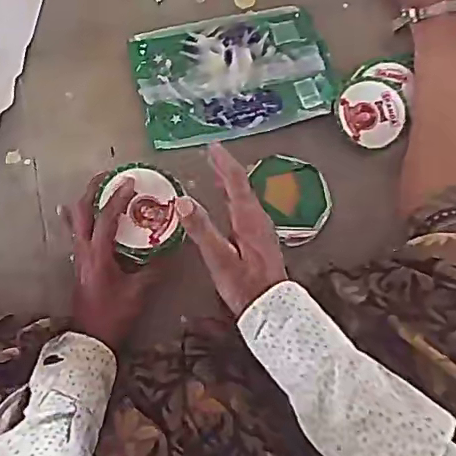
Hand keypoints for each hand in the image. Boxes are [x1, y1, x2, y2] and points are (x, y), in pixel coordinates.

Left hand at [67, 177, 161, 348]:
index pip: (106, 218)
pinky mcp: (80, 263)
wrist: (91, 338)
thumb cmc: (114, 315)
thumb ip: (154, 268)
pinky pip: (77, 233)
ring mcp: (78, 257)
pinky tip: (81, 213)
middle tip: (108, 176)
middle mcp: (83, 251)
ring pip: (76, 220)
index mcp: (98, 255)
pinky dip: (81, 218)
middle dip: (93, 190)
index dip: (118, 198)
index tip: (130, 183)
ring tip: (101, 188)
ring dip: (88, 201)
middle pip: (81, 211)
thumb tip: (170, 250)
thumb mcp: (139, 291)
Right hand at [178, 144, 287, 316]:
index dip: (223, 162)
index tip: (213, 147)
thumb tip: (184, 201)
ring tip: (218, 174)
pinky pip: (247, 210)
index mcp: (249, 220)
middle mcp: (259, 220)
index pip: (236, 182)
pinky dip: (235, 199)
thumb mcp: (219, 259)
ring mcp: (262, 230)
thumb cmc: (246, 287)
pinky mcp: (261, 241)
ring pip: (246, 198)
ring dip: (231, 184)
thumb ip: (201, 230)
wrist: (272, 309)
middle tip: (213, 156)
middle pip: (242, 186)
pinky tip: (229, 205)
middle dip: (227, 169)